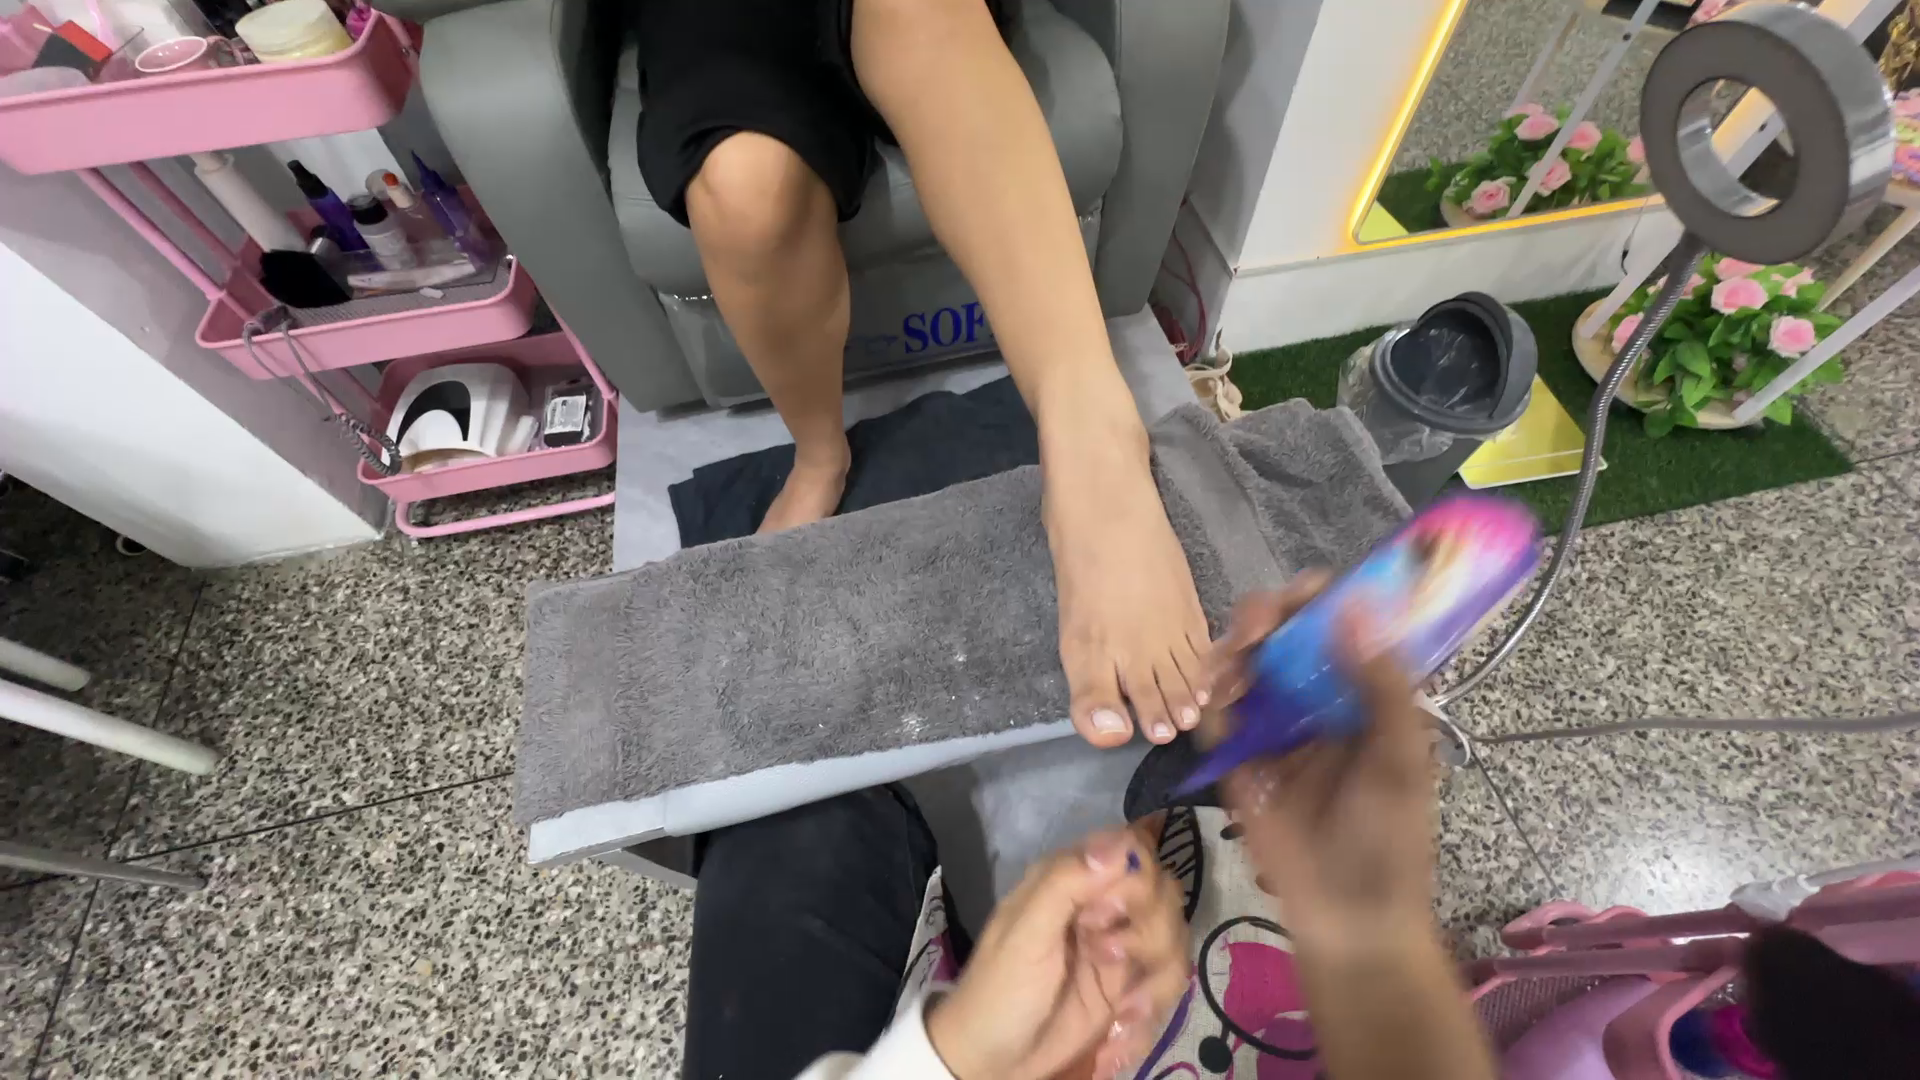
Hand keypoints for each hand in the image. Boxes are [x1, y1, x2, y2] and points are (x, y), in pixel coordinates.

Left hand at [926, 829, 1189, 1079]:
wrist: (996, 1064)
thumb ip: (1066, 881)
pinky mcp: (1131, 987)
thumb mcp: (1024, 932)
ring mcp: (1121, 946)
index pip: (1131, 849)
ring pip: (1174, 938)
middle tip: (1105, 957)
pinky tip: (1120, 1032)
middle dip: (1146, 932)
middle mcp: (1102, 903)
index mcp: (1071, 877)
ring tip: (1120, 1010)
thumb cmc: (1001, 988)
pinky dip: (1151, 1014)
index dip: (1133, 879)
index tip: (1105, 914)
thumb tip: (1119, 846)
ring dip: (1154, 979)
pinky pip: (1170, 985)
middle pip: (1164, 892)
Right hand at [1202, 574, 1440, 956]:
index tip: (1301, 593)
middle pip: (1279, 633)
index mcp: (1359, 691)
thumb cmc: (1387, 837)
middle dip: (1262, 618)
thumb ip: (1381, 685)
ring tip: (1231, 673)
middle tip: (1255, 626)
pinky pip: (1216, 710)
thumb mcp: (1398, 761)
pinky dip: (1209, 697)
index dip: (1319, 599)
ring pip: (1241, 663)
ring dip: (1230, 654)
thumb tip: (1356, 606)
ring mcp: (1272, 722)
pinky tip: (1215, 704)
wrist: (1344, 913)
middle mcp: (1313, 695)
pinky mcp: (1236, 751)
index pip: (1336, 624)